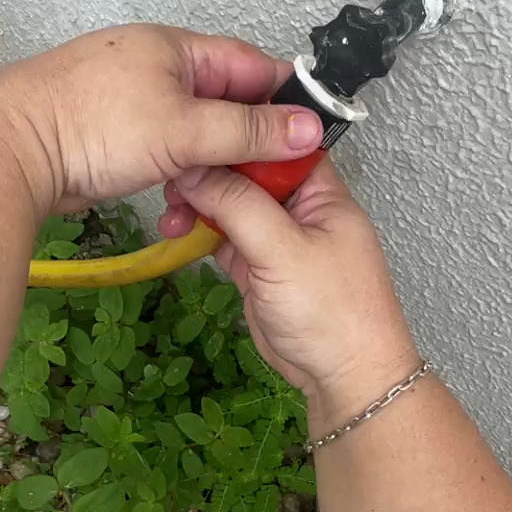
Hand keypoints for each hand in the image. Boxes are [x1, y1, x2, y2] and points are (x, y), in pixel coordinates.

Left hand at [0, 24, 322, 214]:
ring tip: (210, 200)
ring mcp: (136, 103)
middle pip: (223, 105)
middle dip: (242, 145)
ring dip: (208, 171)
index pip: (249, 65)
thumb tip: (307, 128)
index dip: (282, 98)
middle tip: (263, 181)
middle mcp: (158, 69)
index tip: (306, 135)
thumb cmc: (95, 125)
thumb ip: (248, 130)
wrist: (15, 153)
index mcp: (177, 49)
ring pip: (195, 137)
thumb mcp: (185, 129)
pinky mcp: (118, 137)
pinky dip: (177, 180)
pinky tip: (176, 207)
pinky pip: (166, 155)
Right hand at [160, 158, 420, 426]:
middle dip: (211, 174)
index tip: (197, 134)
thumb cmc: (331, 311)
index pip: (278, 145)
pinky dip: (201, 235)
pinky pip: (225, 239)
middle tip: (172, 179)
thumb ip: (238, 206)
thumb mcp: (283, 250)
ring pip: (231, 207)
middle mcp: (299, 210)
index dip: (240, 135)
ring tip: (169, 212)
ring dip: (200, 206)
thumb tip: (196, 169)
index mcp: (321, 193)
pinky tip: (177, 231)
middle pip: (248, 175)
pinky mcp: (257, 268)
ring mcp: (276, 240)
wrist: (341, 377)